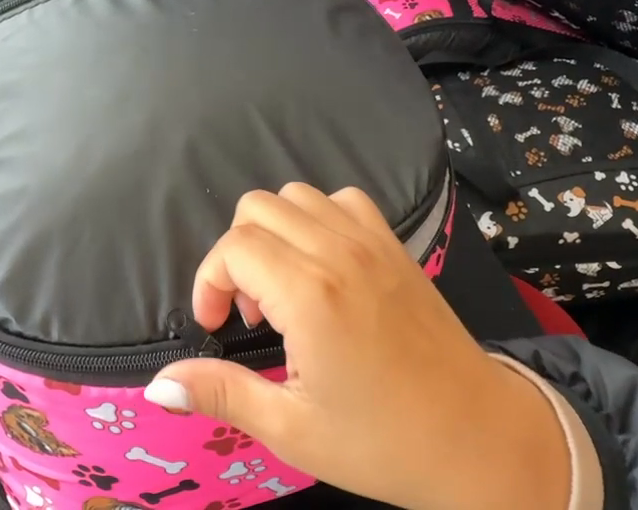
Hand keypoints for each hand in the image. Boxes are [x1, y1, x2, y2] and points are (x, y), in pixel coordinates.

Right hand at [144, 183, 571, 509]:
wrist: (480, 439)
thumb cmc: (383, 443)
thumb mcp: (293, 429)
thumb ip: (222, 393)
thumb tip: (157, 386)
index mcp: (311, 295)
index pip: (234, 246)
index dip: (210, 281)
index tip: (218, 326)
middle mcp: (338, 252)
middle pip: (258, 208)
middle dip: (237, 254)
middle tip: (254, 313)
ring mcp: (372, 241)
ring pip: (297, 194)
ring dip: (276, 232)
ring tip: (286, 289)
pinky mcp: (395, 244)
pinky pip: (342, 199)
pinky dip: (319, 219)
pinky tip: (325, 267)